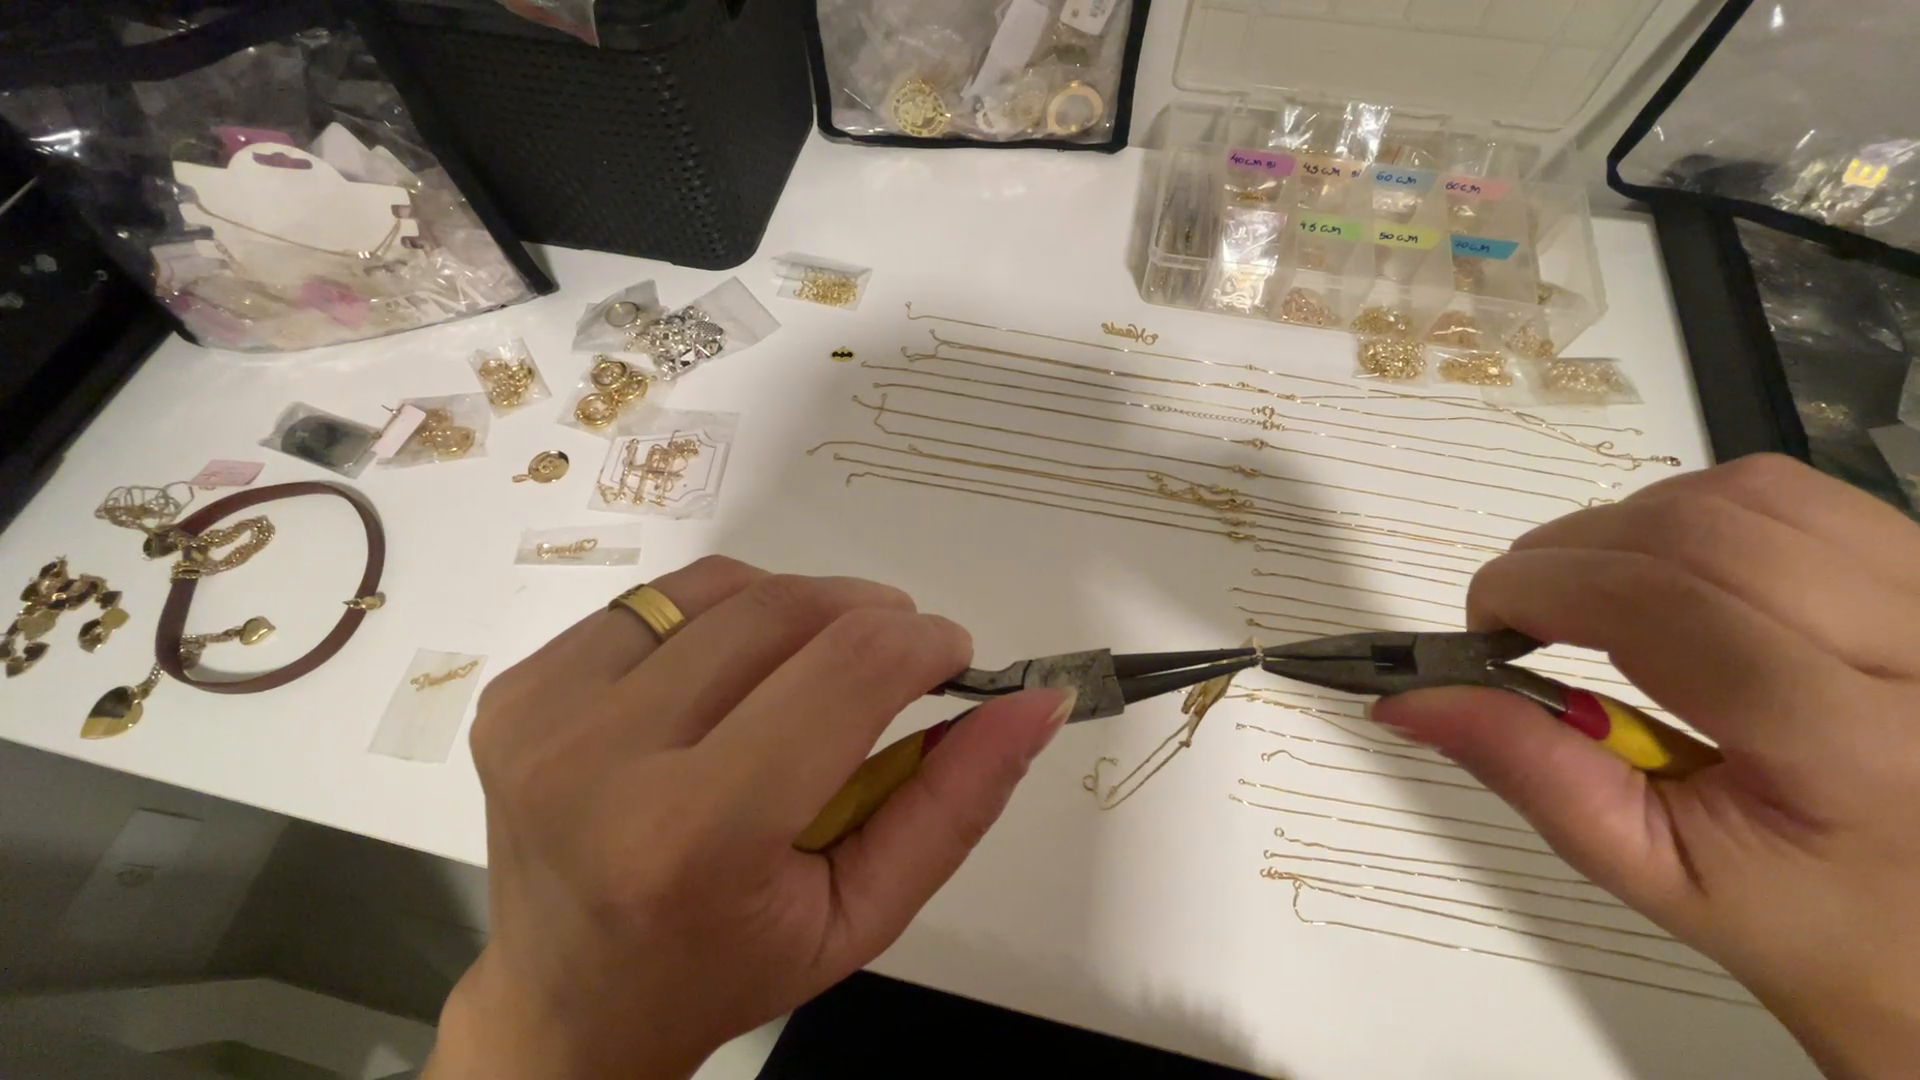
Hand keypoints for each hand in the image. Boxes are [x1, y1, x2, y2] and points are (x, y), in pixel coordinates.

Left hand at [424, 557, 1073, 1078]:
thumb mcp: (865, 912)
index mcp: (696, 836)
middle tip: (900, 650)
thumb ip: (958, 801)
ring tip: (819, 662)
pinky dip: (727, 611)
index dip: (923, 642)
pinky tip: (738, 668)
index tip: (952, 655)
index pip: (846, 672)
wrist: (568, 1002)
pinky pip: (661, 597)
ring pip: (726, 588)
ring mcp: (544, 715)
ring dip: (801, 605)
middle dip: (870, 614)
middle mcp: (600, 760)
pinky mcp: (519, 689)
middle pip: (785, 612)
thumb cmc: (730, 967)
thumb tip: (1035, 702)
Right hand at [1374, 456, 1919, 1078]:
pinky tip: (1670, 575)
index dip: (1541, 590)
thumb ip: (1525, 770)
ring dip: (1623, 528)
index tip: (1483, 630)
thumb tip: (1403, 700)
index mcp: (1862, 750)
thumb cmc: (1803, 920)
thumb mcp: (1650, 867)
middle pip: (1697, 532)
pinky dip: (1689, 512)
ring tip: (1593, 598)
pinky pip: (1787, 493)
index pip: (1666, 607)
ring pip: (1740, 495)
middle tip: (1523, 617)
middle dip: (1566, 555)